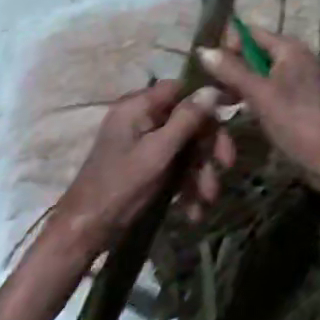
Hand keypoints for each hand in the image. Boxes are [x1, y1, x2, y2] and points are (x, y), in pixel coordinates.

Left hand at [54, 81, 236, 251]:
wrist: (86, 230)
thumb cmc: (120, 186)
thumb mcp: (158, 152)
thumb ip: (186, 120)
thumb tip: (212, 89)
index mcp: (138, 105)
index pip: (182, 89)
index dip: (208, 101)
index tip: (232, 117)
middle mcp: (141, 117)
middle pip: (188, 120)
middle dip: (207, 147)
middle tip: (225, 167)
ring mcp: (143, 142)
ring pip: (184, 146)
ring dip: (200, 172)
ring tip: (206, 201)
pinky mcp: (145, 165)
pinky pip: (174, 165)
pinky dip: (186, 184)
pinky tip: (193, 210)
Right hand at [197, 26, 319, 194]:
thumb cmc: (295, 121)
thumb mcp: (259, 93)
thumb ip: (231, 70)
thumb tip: (203, 49)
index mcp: (289, 48)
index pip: (250, 33)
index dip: (227, 45)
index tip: (210, 69)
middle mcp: (294, 57)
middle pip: (254, 52)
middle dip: (232, 67)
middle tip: (211, 90)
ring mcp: (297, 79)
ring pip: (259, 73)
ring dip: (239, 84)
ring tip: (219, 102)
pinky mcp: (297, 99)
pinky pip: (268, 88)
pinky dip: (252, 96)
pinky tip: (237, 111)